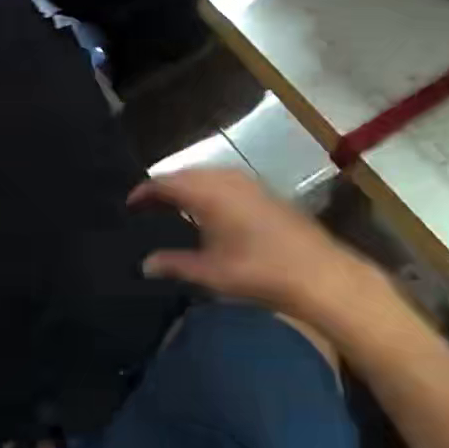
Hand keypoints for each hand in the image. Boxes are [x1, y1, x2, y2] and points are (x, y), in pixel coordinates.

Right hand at [128, 169, 388, 323]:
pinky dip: (208, 191)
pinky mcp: (264, 192)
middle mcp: (226, 179)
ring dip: (188, 187)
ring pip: (207, 176)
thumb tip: (146, 264)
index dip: (145, 191)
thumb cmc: (259, 272)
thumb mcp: (210, 272)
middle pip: (186, 174)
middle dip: (165, 187)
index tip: (129, 203)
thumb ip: (174, 264)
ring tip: (172, 207)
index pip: (166, 182)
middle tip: (147, 205)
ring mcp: (248, 183)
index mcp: (208, 192)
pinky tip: (207, 211)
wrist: (318, 273)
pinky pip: (225, 182)